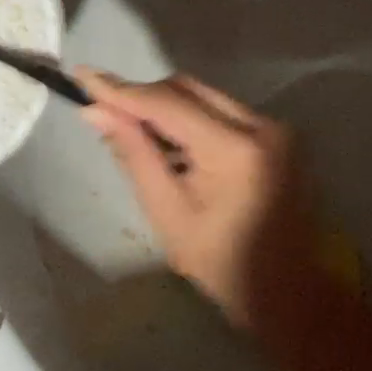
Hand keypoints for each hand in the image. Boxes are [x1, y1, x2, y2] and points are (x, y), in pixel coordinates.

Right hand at [75, 70, 327, 331]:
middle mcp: (260, 126)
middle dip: (141, 95)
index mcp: (233, 148)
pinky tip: (168, 146)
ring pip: (202, 96)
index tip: (81, 76)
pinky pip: (219, 111)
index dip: (119, 89)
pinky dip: (187, 119)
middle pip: (185, 89)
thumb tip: (94, 111)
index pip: (164, 102)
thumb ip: (133, 152)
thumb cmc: (222, 262)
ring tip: (132, 134)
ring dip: (163, 107)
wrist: (291, 294)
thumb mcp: (166, 210)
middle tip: (102, 111)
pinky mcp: (275, 138)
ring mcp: (273, 129)